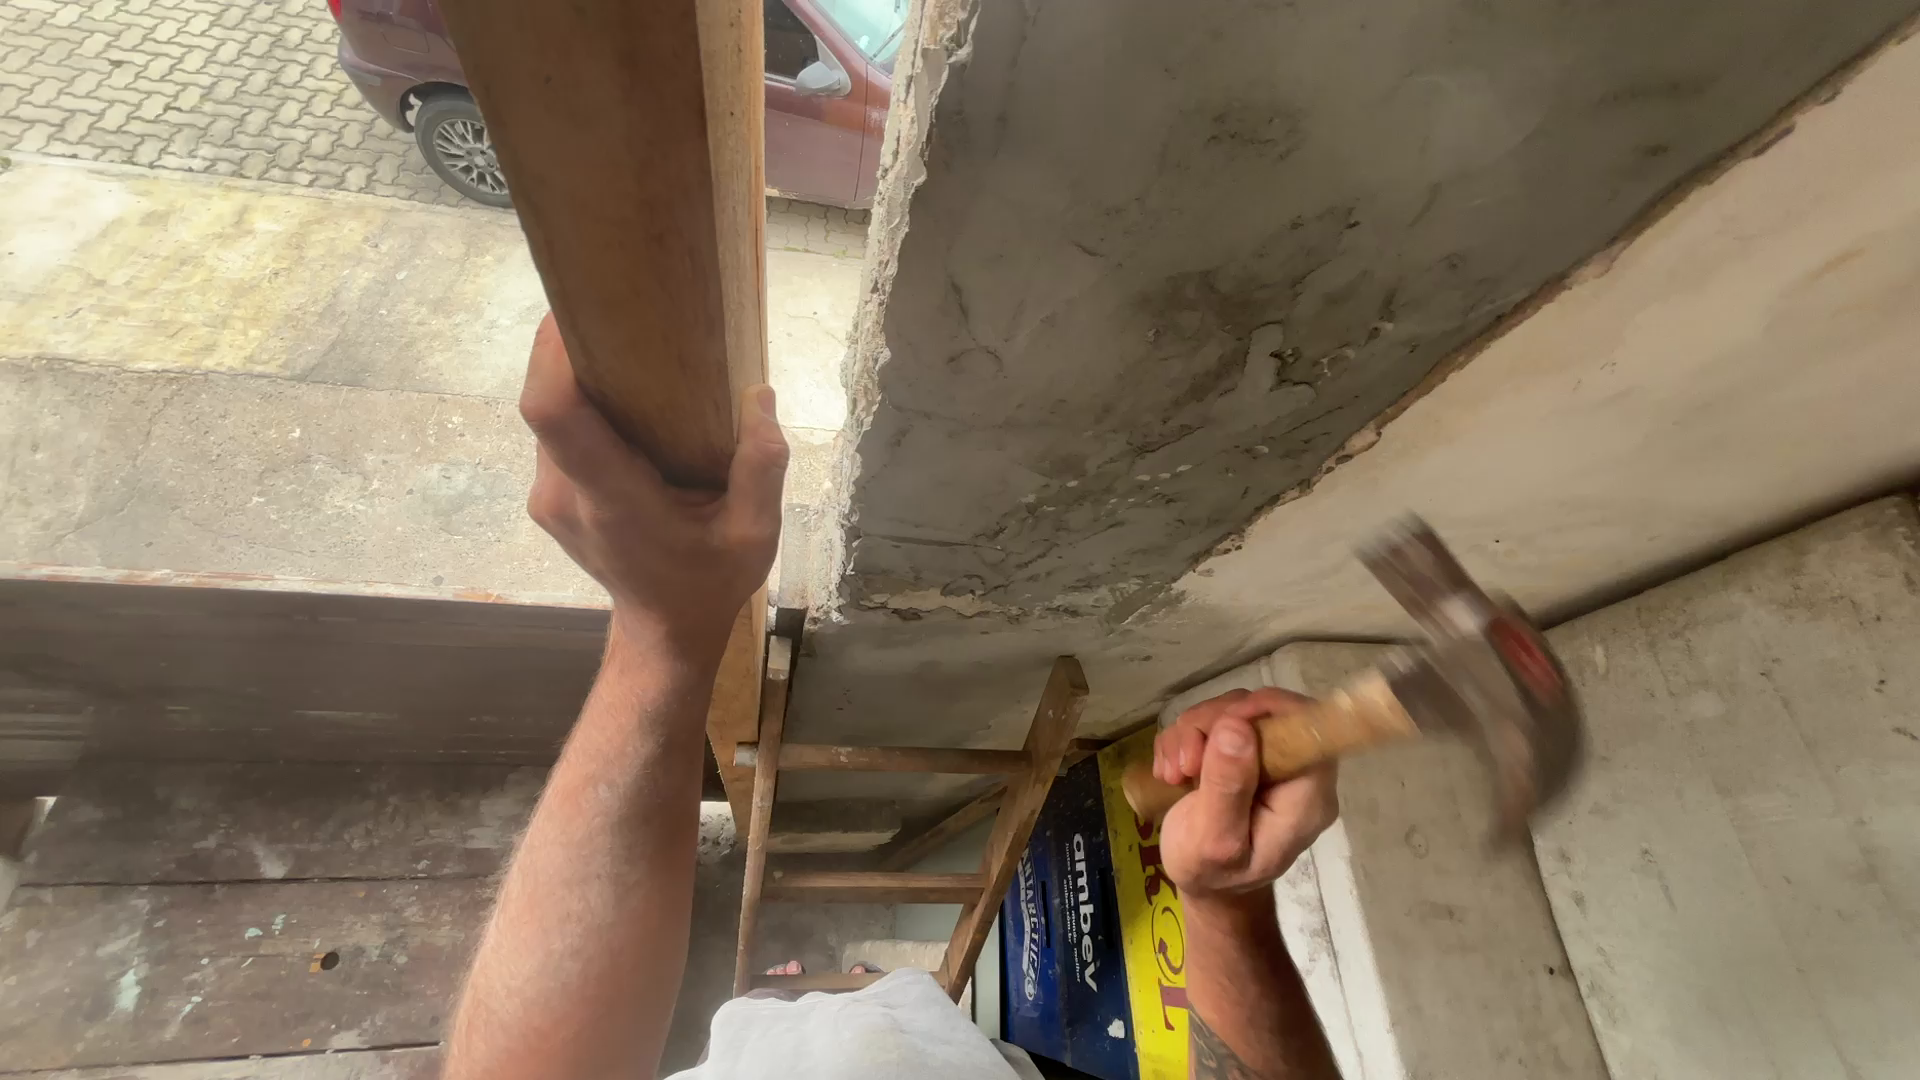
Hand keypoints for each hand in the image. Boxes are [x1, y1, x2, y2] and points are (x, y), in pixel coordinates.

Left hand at [518, 313, 788, 661]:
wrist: (665, 630)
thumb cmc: (710, 583)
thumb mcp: (756, 535)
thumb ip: (761, 468)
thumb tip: (759, 396)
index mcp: (612, 500)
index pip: (553, 411)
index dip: (555, 351)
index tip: (586, 304)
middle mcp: (563, 494)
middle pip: (547, 402)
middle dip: (577, 351)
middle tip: (631, 318)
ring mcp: (548, 497)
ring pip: (549, 416)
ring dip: (582, 379)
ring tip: (636, 356)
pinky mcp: (550, 496)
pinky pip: (557, 433)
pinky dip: (585, 406)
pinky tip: (628, 403)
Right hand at [1154, 688, 1338, 903]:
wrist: (1203, 886)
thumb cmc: (1212, 873)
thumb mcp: (1216, 840)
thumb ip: (1228, 787)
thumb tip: (1238, 728)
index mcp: (1306, 797)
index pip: (1308, 729)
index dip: (1268, 711)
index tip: (1222, 726)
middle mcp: (1295, 771)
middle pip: (1261, 713)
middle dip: (1211, 727)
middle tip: (1183, 766)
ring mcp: (1267, 759)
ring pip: (1232, 713)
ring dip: (1191, 735)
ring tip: (1171, 774)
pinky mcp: (1242, 753)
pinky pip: (1214, 722)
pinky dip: (1184, 739)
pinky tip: (1171, 771)